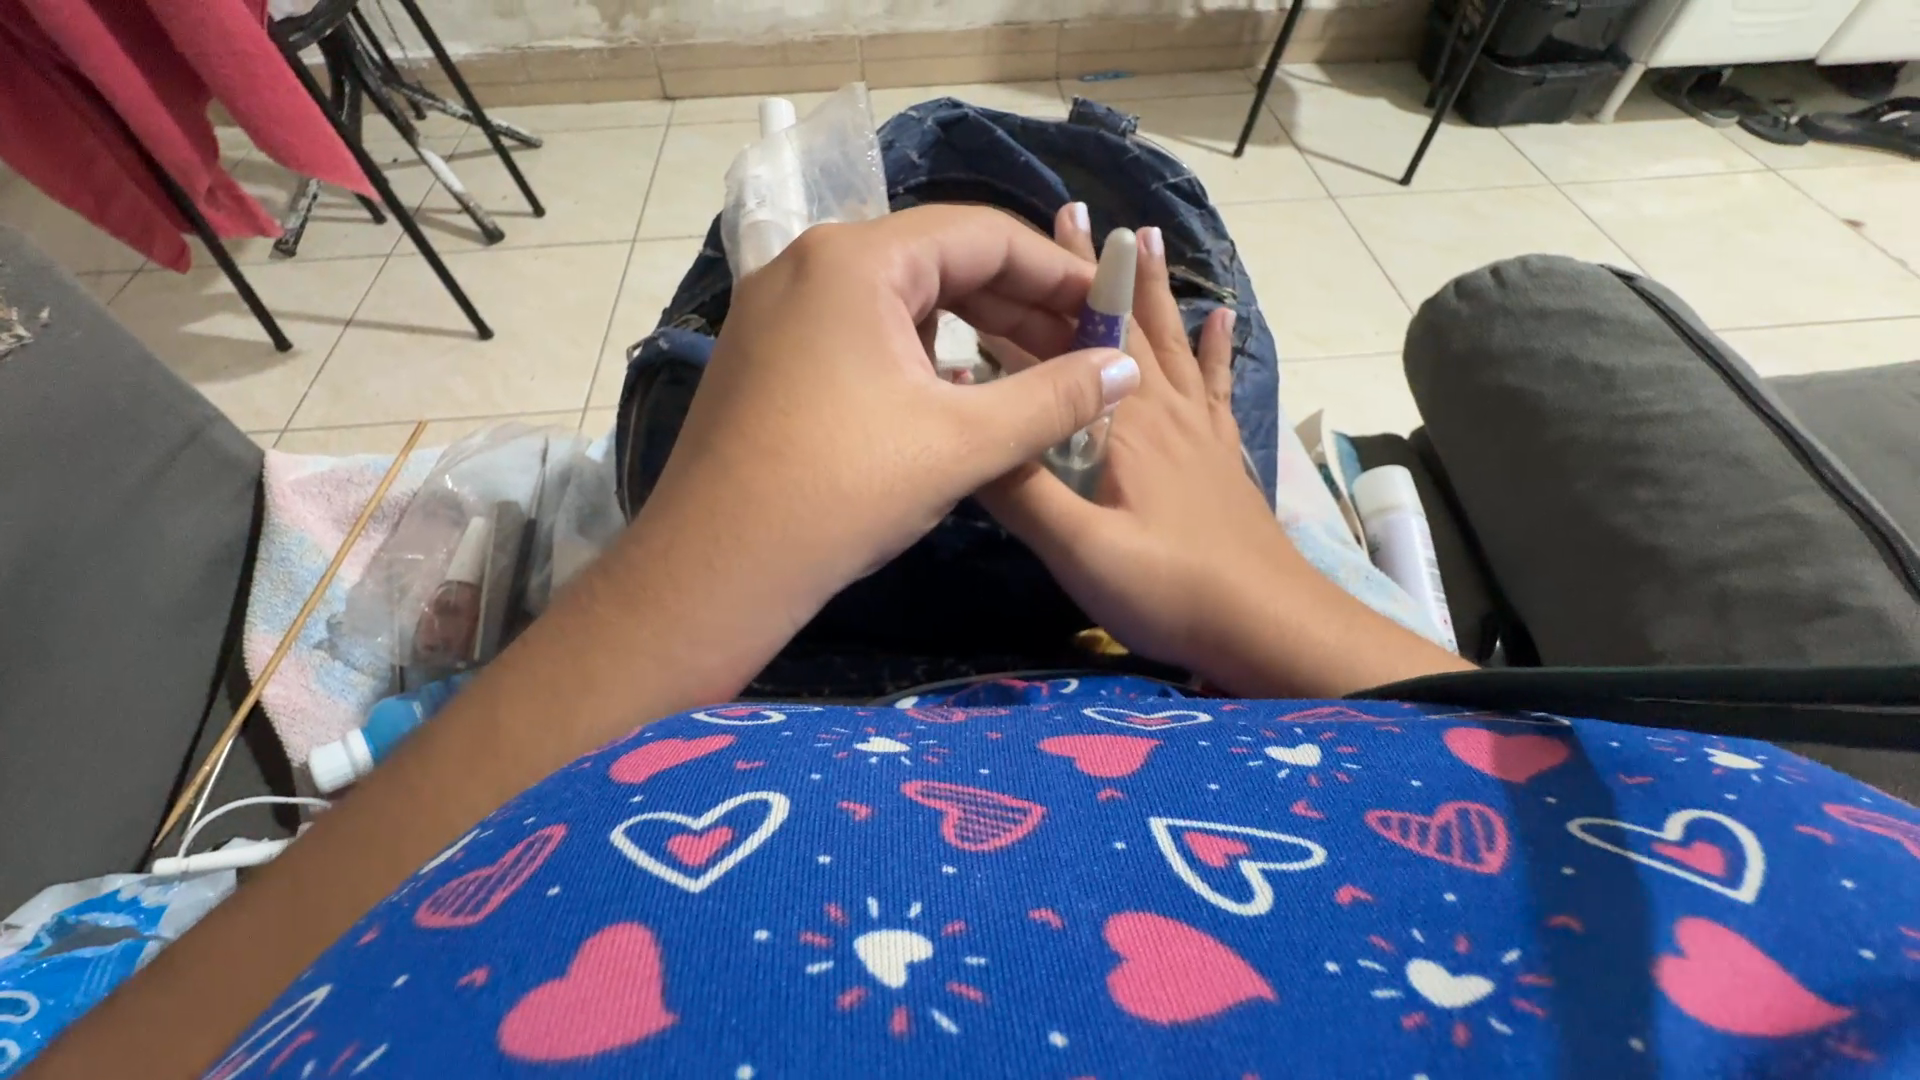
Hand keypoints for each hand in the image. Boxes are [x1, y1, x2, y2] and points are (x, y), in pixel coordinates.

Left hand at [642, 204, 1140, 625]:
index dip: (1056, 270)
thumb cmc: (842, 492)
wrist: (716, 571)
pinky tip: (955, 395)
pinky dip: (919, 358)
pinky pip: (863, 336)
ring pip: (899, 303)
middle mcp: (809, 265)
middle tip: (1079, 347)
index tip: (1106, 308)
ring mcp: (780, 311)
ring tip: (1029, 373)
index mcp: (855, 259)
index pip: (982, 235)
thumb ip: (1054, 398)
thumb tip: (1126, 367)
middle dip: (1017, 304)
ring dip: (971, 334)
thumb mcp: (963, 443)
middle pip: (939, 262)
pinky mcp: (768, 357)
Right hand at [978, 215, 1283, 672]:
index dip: (1049, 288)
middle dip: (1098, 269)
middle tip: (1079, 214)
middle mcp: (1164, 410)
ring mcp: (1200, 431)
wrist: (1268, 626)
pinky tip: (1221, 318)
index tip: (1029, 232)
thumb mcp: (1078, 549)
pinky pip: (1217, 386)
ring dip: (1153, 290)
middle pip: (1125, 324)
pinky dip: (1216, 348)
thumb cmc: (1169, 588)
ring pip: (1172, 341)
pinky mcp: (1221, 456)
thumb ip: (1019, 491)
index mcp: (1122, 424)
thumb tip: (963, 425)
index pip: (1076, 340)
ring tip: (1146, 238)